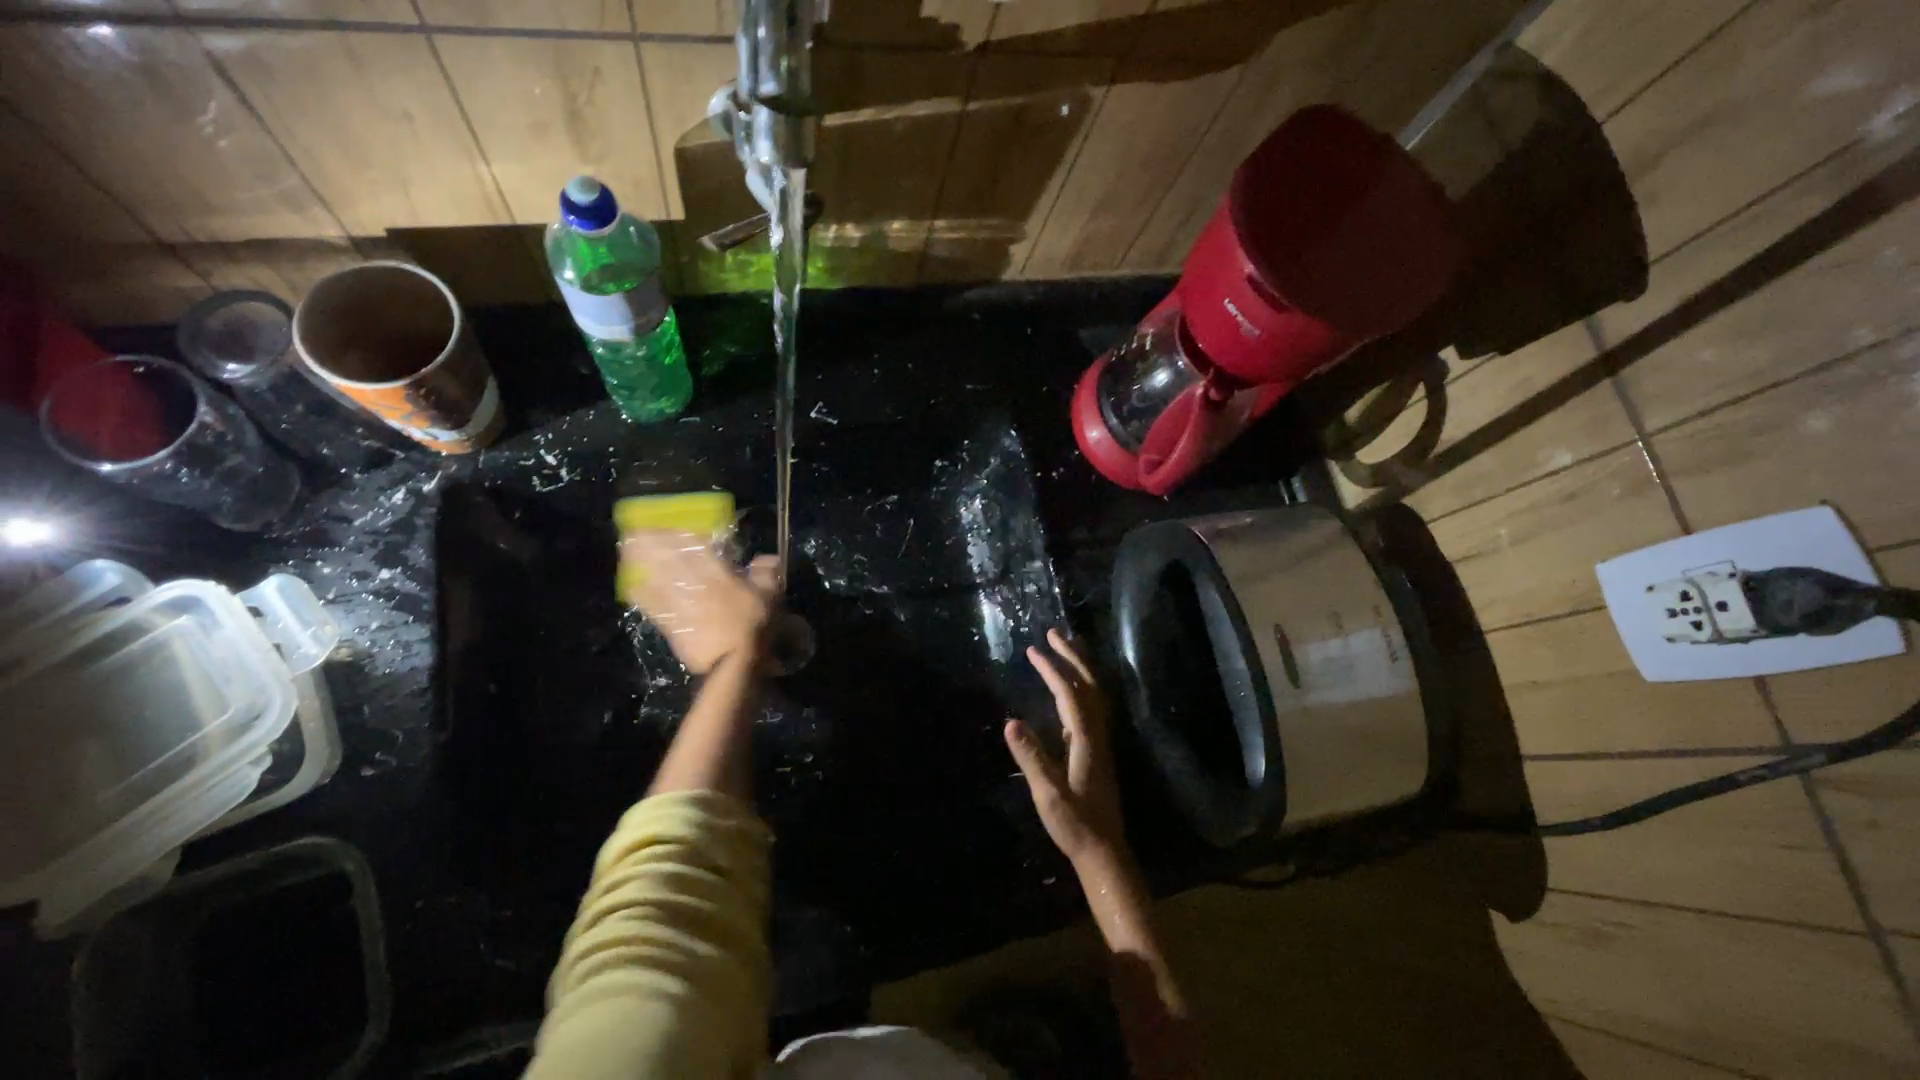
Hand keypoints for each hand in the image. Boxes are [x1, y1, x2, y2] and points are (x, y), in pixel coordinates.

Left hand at [620, 531, 779, 674]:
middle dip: (651, 542)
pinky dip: (641, 593)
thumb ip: (766, 574)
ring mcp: (678, 602)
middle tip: (636, 530)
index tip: (668, 523)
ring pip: (655, 576)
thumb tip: (767, 559)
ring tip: (626, 548)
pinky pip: (652, 604)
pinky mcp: (670, 622)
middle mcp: (694, 582)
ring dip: (640, 561)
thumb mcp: (770, 597)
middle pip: (667, 557)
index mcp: (718, 572)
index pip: (694, 545)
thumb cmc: (754, 627)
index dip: (679, 532)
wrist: (733, 664)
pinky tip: (631, 585)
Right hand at [1004, 628, 1127, 866]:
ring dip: (1081, 668)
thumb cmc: (1074, 824)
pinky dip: (1082, 686)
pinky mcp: (1098, 751)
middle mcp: (1098, 734)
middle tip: (1054, 633)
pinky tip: (1070, 689)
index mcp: (1086, 740)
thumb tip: (1011, 722)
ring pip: (1095, 694)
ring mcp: (1101, 742)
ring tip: (1066, 647)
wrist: (1104, 850)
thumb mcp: (1047, 794)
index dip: (1052, 669)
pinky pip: (1092, 706)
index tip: (1034, 650)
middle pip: (1089, 685)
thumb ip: (1031, 757)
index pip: (1069, 694)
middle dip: (1072, 657)